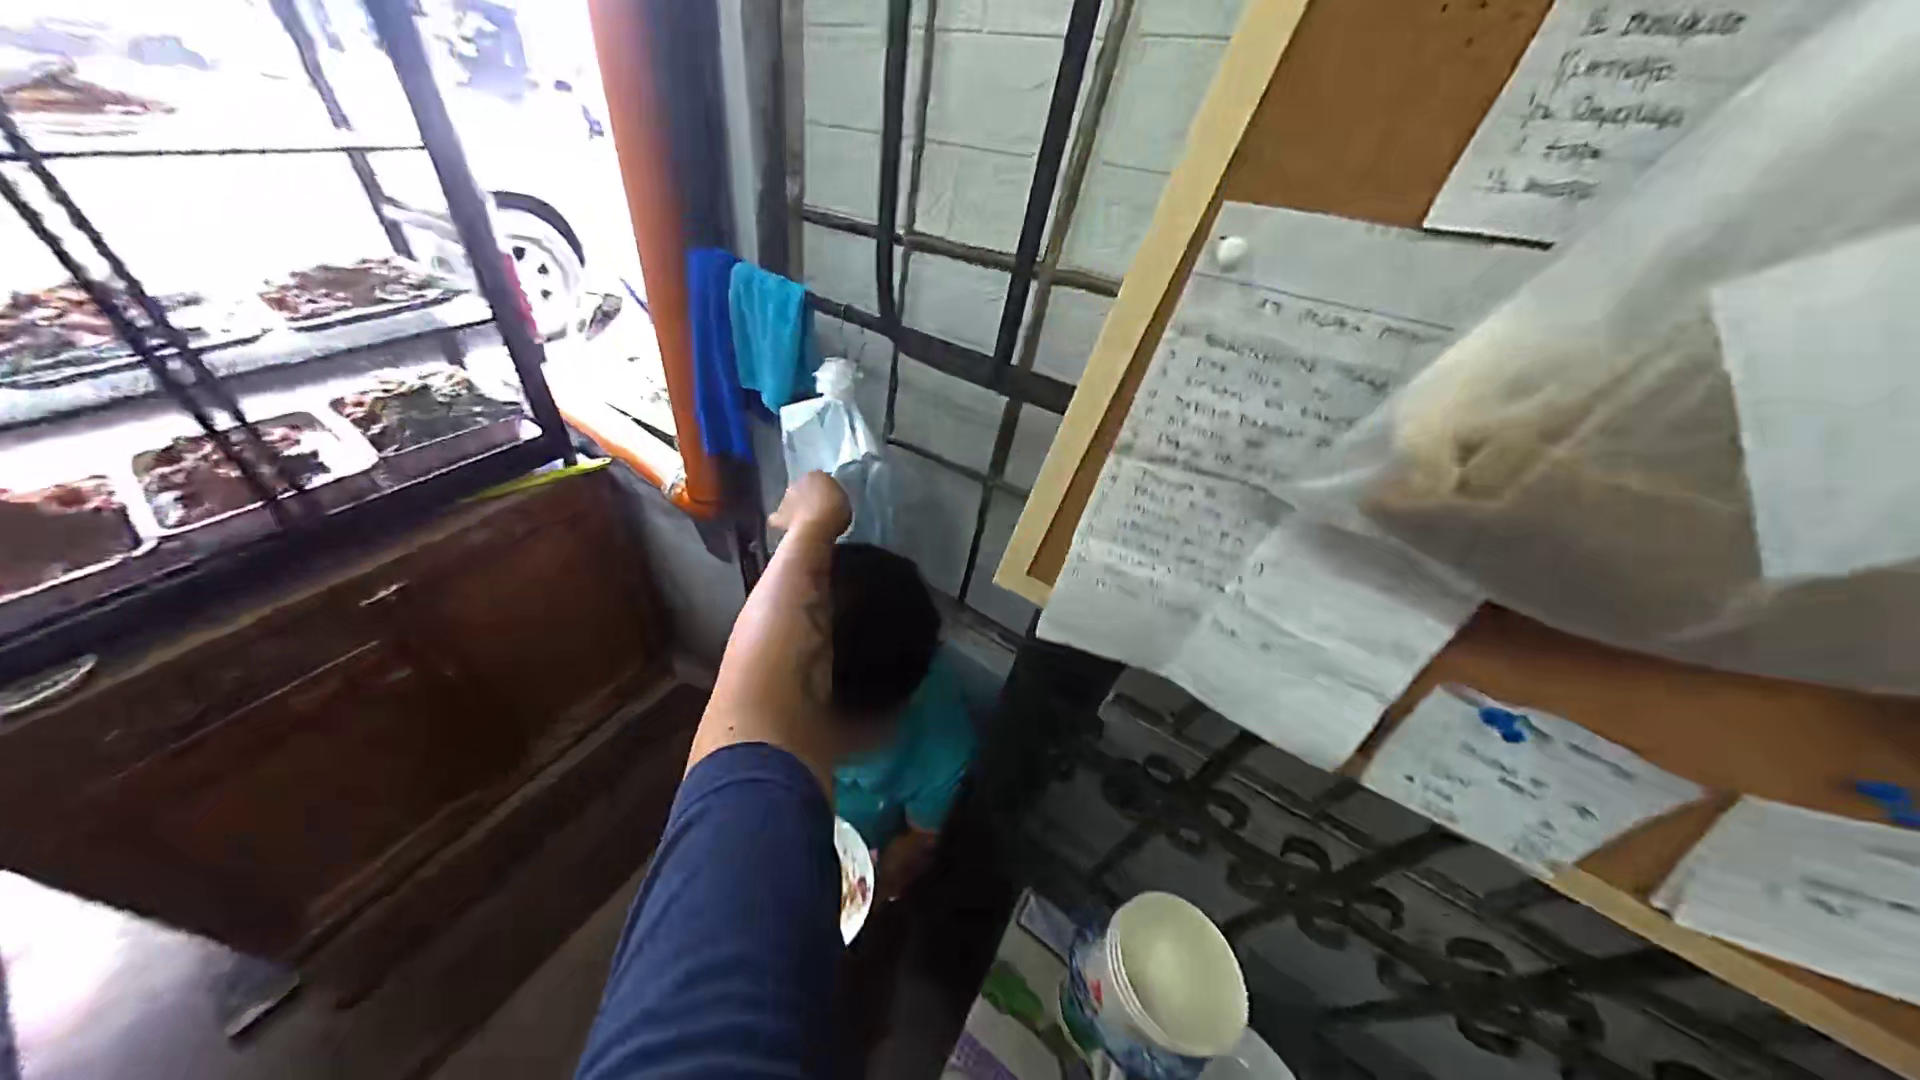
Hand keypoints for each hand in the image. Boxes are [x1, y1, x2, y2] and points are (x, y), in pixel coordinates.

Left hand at [769, 471, 851, 538]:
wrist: (816, 528)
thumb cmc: (835, 511)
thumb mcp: (844, 500)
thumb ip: (835, 495)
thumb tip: (830, 497)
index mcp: (816, 475)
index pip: (820, 479)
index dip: (824, 489)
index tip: (830, 500)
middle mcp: (797, 482)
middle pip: (803, 488)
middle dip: (807, 496)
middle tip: (817, 509)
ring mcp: (785, 498)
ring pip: (790, 500)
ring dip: (795, 507)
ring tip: (804, 521)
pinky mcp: (778, 515)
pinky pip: (778, 517)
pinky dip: (782, 521)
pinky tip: (788, 527)